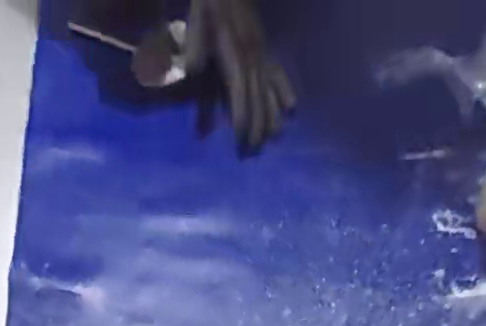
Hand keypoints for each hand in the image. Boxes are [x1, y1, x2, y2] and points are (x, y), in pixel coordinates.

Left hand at [172, 0, 295, 150]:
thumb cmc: (206, 10)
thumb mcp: (196, 30)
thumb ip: (196, 54)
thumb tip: (193, 72)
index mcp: (234, 55)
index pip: (240, 92)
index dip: (241, 115)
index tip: (240, 138)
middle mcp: (252, 57)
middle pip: (257, 97)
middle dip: (256, 125)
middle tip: (253, 152)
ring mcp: (261, 53)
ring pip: (269, 89)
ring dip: (271, 115)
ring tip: (273, 139)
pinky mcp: (264, 49)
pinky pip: (277, 73)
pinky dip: (284, 91)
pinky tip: (292, 108)